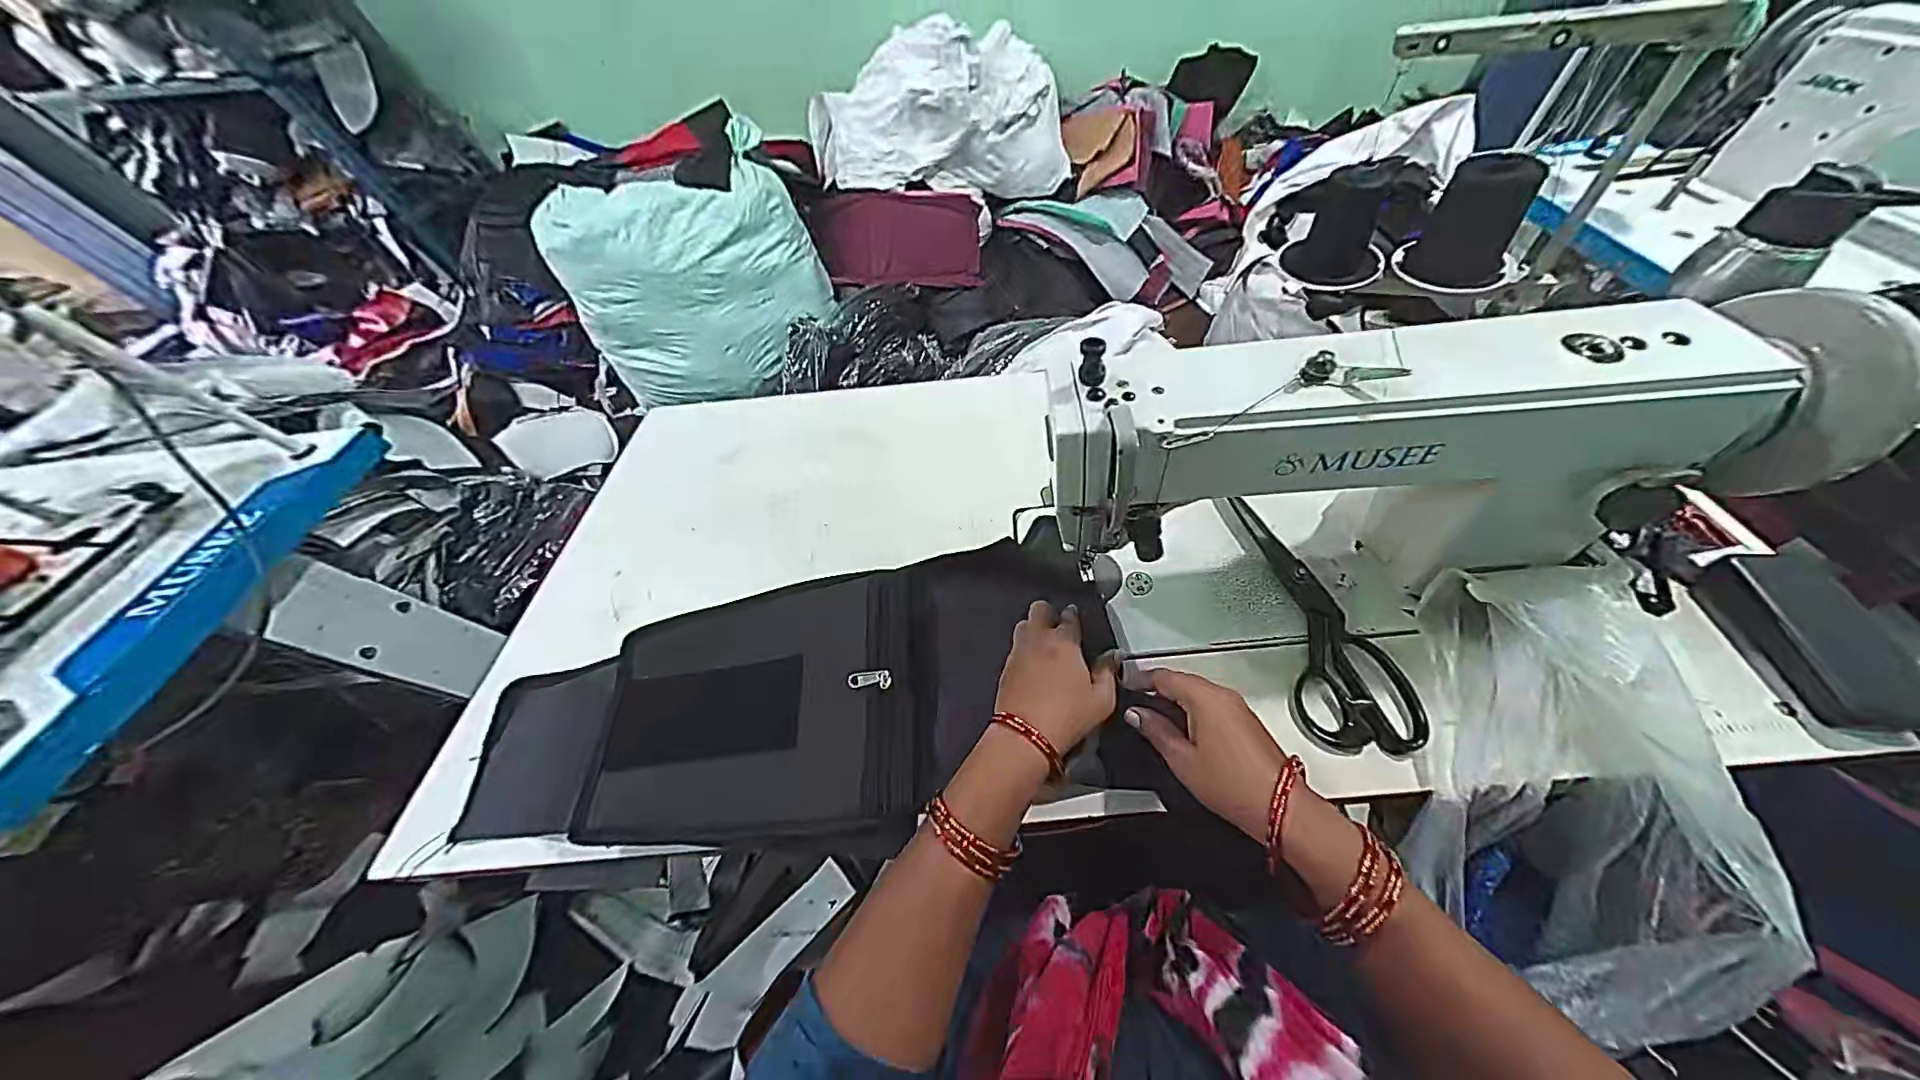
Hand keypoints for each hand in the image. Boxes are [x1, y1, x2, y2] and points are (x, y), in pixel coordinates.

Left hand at [993, 601, 1117, 755]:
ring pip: (1022, 625)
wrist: (1025, 736)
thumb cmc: (1065, 717)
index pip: (1070, 615)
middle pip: (1039, 609)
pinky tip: (1034, 665)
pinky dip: (1024, 649)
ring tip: (1046, 643)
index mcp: (1064, 642)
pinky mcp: (1005, 669)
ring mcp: (1018, 653)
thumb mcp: (1102, 699)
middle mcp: (1038, 640)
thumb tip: (1111, 659)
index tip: (1079, 621)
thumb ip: (1108, 672)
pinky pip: (1015, 648)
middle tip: (1059, 625)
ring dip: (1034, 628)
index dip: (1075, 615)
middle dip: (1049, 612)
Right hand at [1125, 668, 1293, 842]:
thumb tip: (1138, 715)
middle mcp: (1224, 696)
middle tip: (1137, 707)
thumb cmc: (1236, 786)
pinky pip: (1212, 705)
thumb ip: (1155, 730)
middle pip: (1181, 681)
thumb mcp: (1181, 760)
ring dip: (1176, 702)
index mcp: (1205, 698)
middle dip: (1157, 691)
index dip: (1140, 680)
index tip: (1126, 686)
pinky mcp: (1245, 720)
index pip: (1163, 676)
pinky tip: (1184, 732)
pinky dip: (1194, 711)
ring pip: (1197, 692)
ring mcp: (1237, 707)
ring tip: (1157, 723)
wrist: (1279, 806)